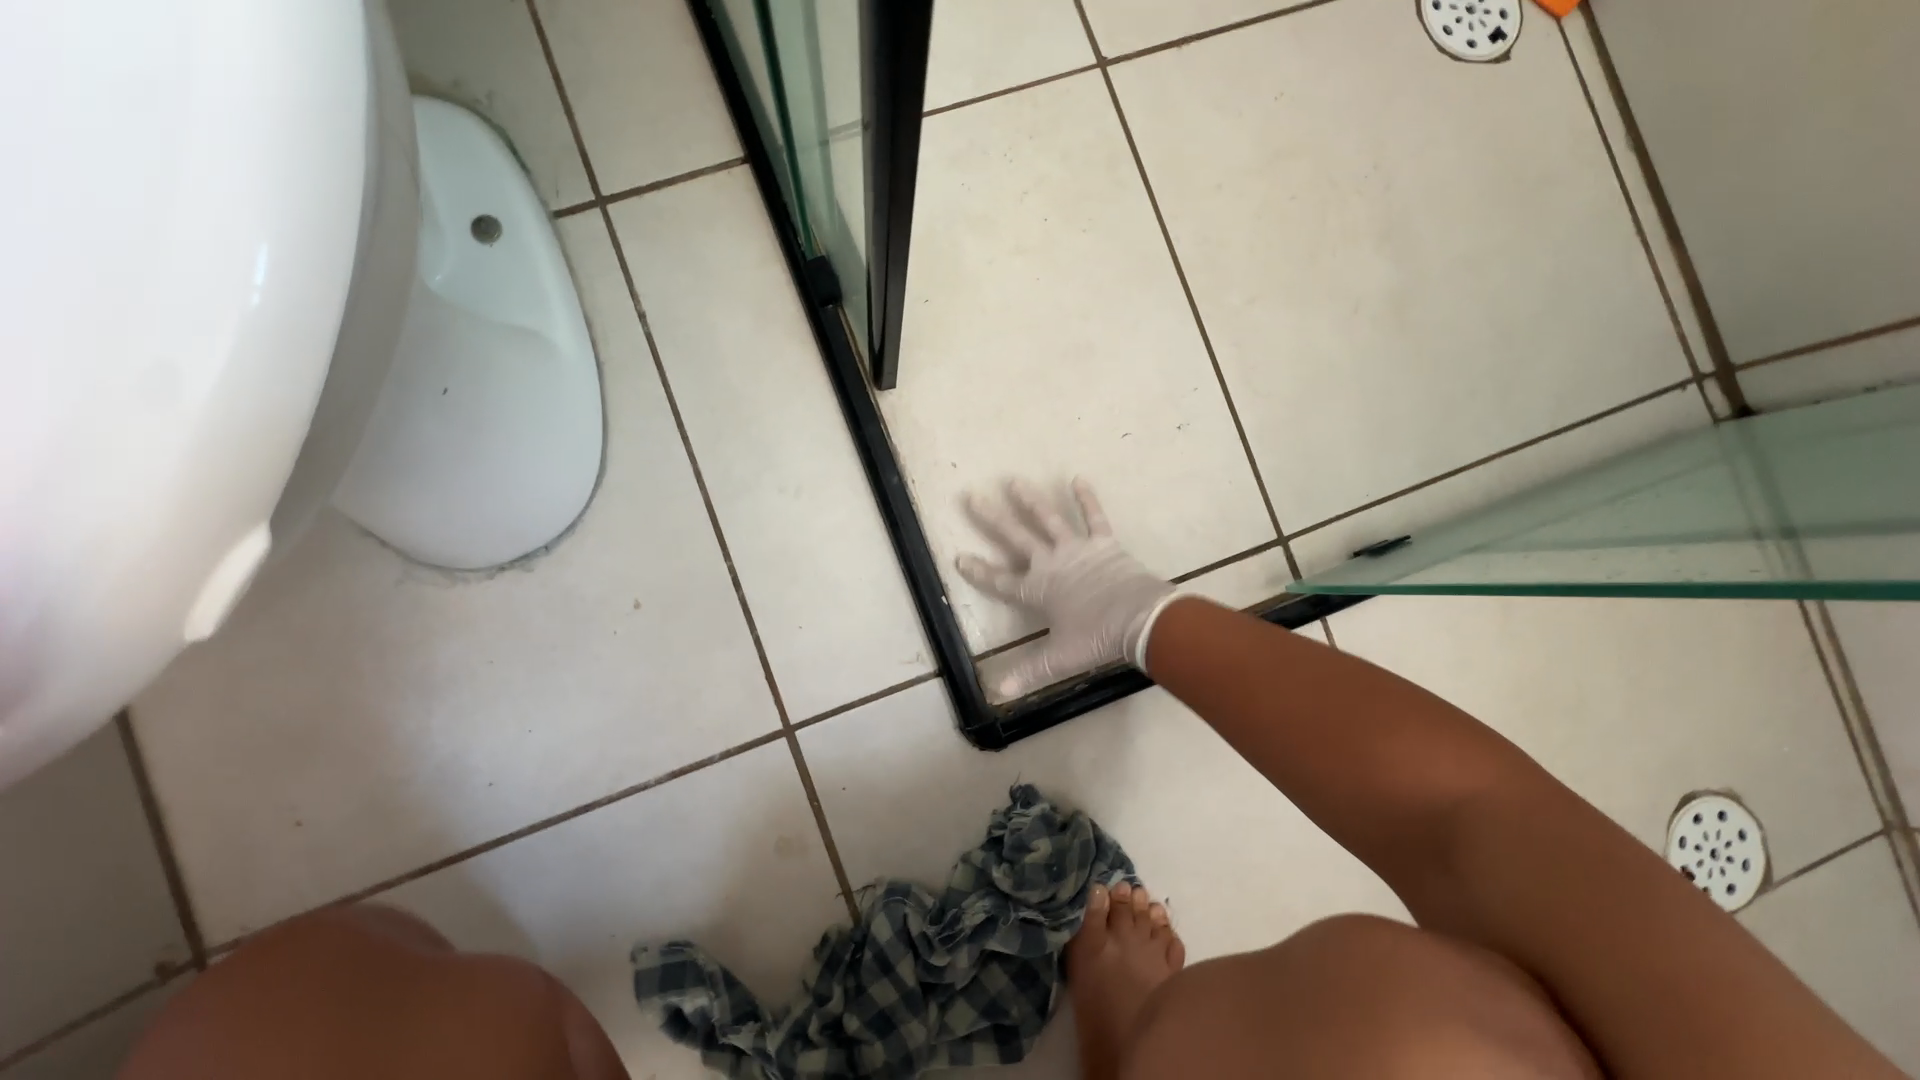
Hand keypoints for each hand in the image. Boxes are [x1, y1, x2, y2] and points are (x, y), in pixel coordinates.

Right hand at [957, 478, 1177, 698]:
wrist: (1139, 619)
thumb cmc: (1096, 638)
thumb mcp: (1059, 658)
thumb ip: (1028, 673)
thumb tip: (997, 694)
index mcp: (1036, 590)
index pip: (999, 580)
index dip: (978, 571)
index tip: (959, 558)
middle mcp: (1050, 562)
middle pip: (1016, 537)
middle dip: (992, 518)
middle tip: (972, 496)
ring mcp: (1077, 549)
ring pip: (1049, 519)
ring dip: (1031, 500)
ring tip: (1015, 481)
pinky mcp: (1104, 543)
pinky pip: (1094, 517)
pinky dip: (1087, 499)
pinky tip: (1078, 479)